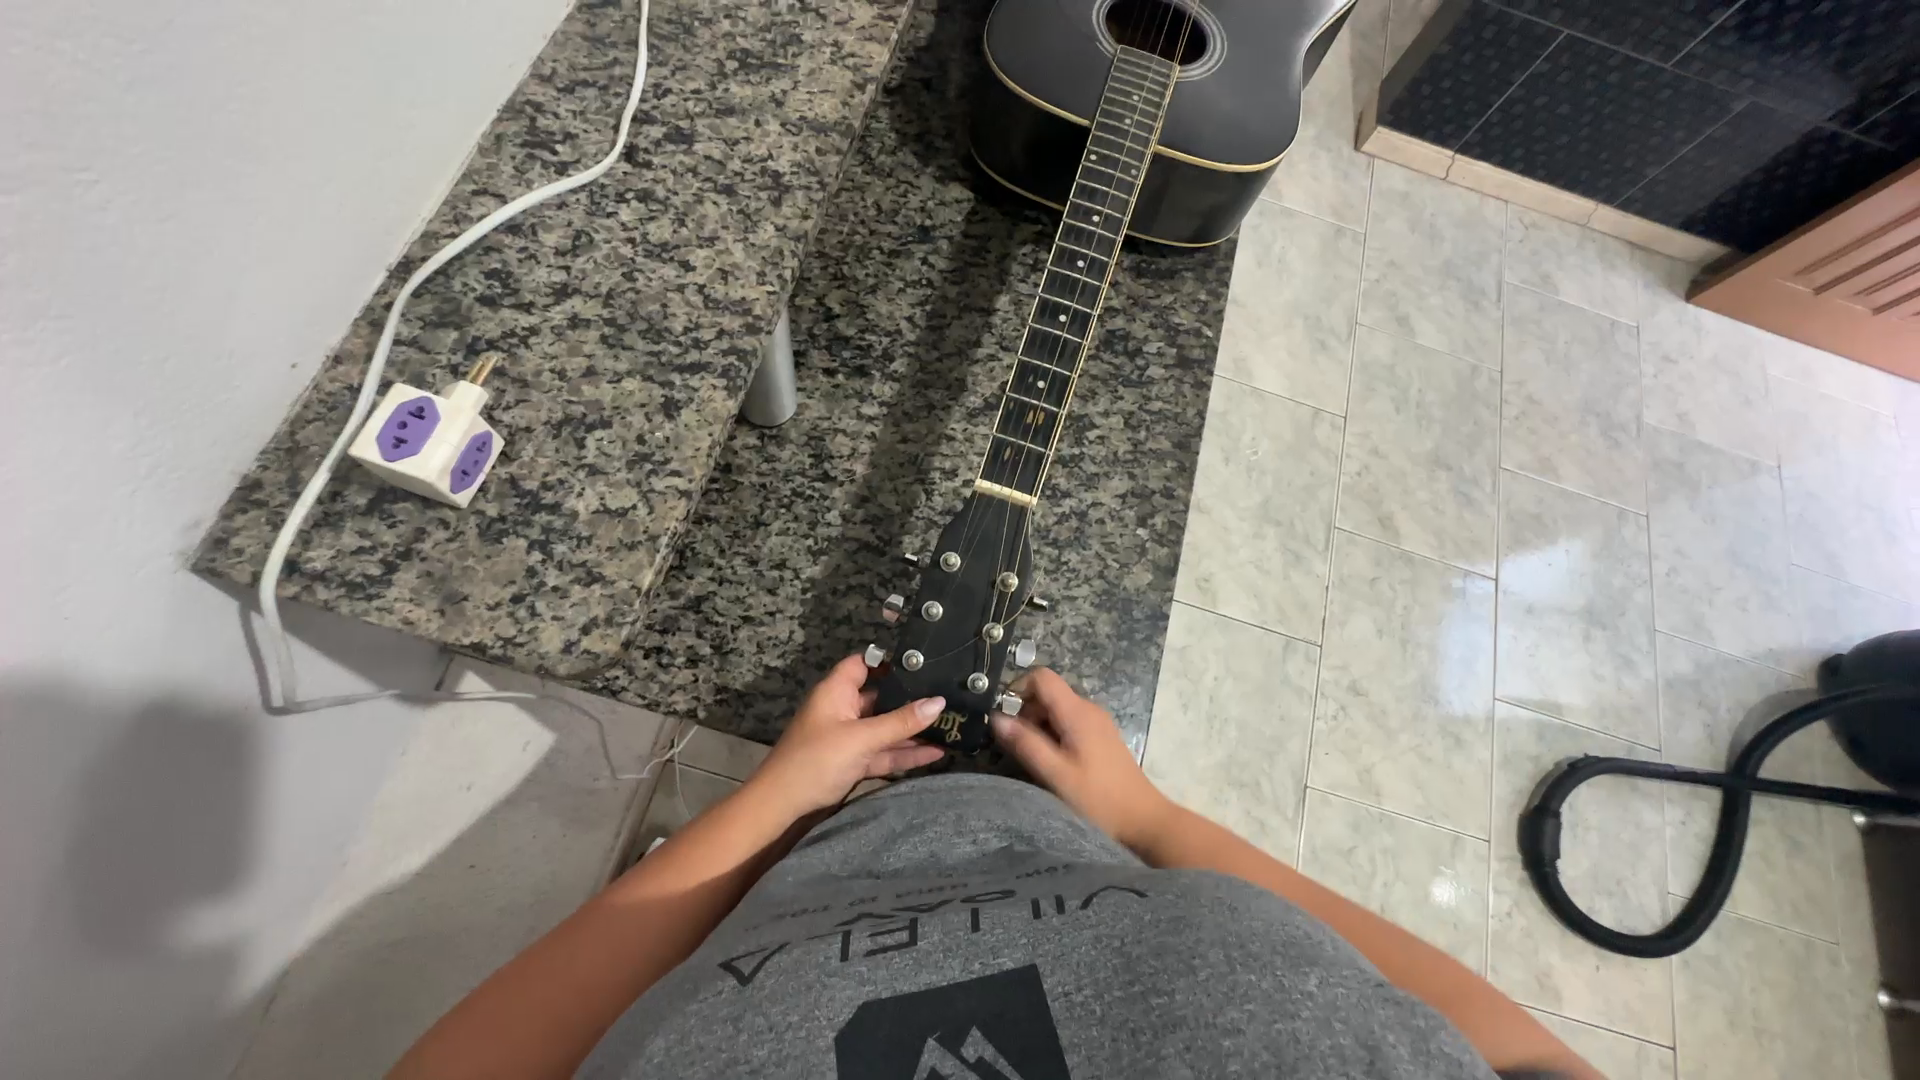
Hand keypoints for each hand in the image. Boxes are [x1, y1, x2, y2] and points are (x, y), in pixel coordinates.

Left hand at [744, 653, 947, 819]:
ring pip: (886, 727)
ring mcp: (849, 737)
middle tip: (948, 693)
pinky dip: (905, 753)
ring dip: (913, 730)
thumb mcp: (862, 739)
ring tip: (951, 725)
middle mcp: (843, 709)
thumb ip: (901, 722)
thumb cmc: (816, 760)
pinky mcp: (853, 761)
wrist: (781, 806)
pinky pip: (884, 752)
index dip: (889, 660)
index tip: (923, 660)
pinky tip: (936, 753)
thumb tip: (939, 702)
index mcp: (837, 691)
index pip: (864, 663)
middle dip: (911, 697)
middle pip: (881, 697)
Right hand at [990, 669, 1174, 849]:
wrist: (1144, 820)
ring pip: (1057, 710)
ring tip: (1035, 761)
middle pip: (1048, 694)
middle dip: (1026, 714)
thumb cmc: (1099, 799)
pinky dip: (1054, 736)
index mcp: (1077, 712)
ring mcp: (1097, 722)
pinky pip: (1069, 723)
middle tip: (1019, 748)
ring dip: (1039, 728)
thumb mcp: (1056, 774)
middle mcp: (1088, 709)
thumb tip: (996, 717)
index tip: (1006, 719)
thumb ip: (1026, 743)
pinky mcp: (1101, 737)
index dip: (1018, 690)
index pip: (1041, 677)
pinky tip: (1054, 765)